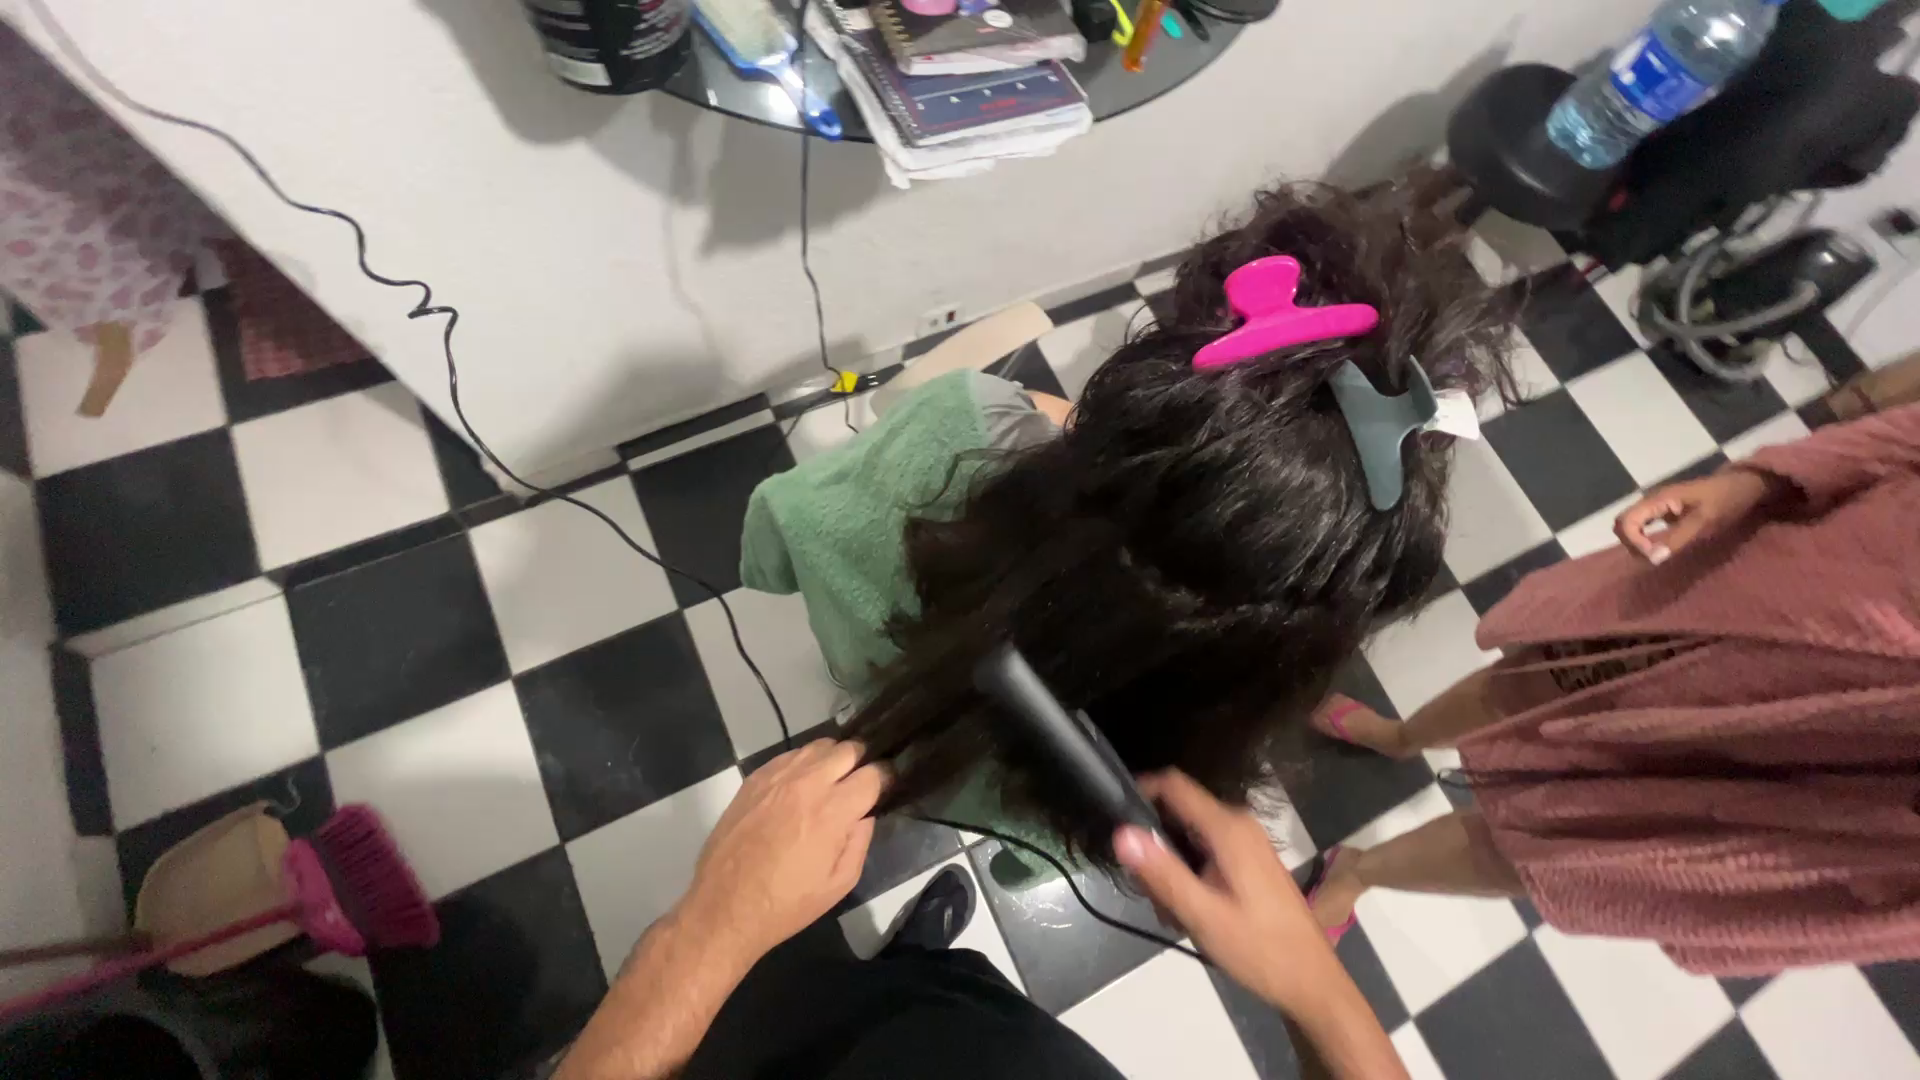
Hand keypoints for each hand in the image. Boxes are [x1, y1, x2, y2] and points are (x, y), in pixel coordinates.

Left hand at [676, 739, 885, 964]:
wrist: (724, 907)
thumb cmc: (786, 903)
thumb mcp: (839, 884)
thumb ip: (861, 840)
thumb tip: (866, 812)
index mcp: (833, 810)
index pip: (874, 773)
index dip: (886, 778)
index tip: (886, 787)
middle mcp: (808, 783)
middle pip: (850, 749)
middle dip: (863, 762)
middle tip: (859, 783)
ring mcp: (779, 775)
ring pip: (820, 744)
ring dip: (833, 758)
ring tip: (831, 781)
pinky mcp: (756, 777)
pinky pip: (791, 754)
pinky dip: (804, 763)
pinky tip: (801, 785)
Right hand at [1114, 771, 1342, 1012]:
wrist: (1314, 985)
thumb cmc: (1260, 950)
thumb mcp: (1203, 916)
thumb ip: (1162, 873)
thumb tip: (1121, 832)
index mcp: (1228, 828)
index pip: (1173, 784)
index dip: (1140, 791)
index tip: (1115, 819)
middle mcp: (1238, 824)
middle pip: (1177, 814)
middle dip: (1155, 848)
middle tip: (1150, 893)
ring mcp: (1246, 841)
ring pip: (1189, 837)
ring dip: (1171, 868)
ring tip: (1172, 913)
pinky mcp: (1249, 860)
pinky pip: (1206, 851)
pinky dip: (1190, 874)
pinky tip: (1191, 911)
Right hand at [1614, 468, 1785, 564]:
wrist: (1747, 483)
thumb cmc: (1727, 500)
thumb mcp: (1705, 520)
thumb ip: (1677, 538)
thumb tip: (1652, 560)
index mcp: (1656, 500)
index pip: (1625, 522)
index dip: (1633, 541)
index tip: (1653, 555)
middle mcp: (1649, 501)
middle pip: (1622, 523)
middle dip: (1631, 542)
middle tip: (1652, 557)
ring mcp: (1655, 505)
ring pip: (1629, 525)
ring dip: (1636, 542)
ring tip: (1655, 554)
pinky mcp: (1662, 510)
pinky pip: (1642, 525)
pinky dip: (1644, 538)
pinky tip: (1659, 546)